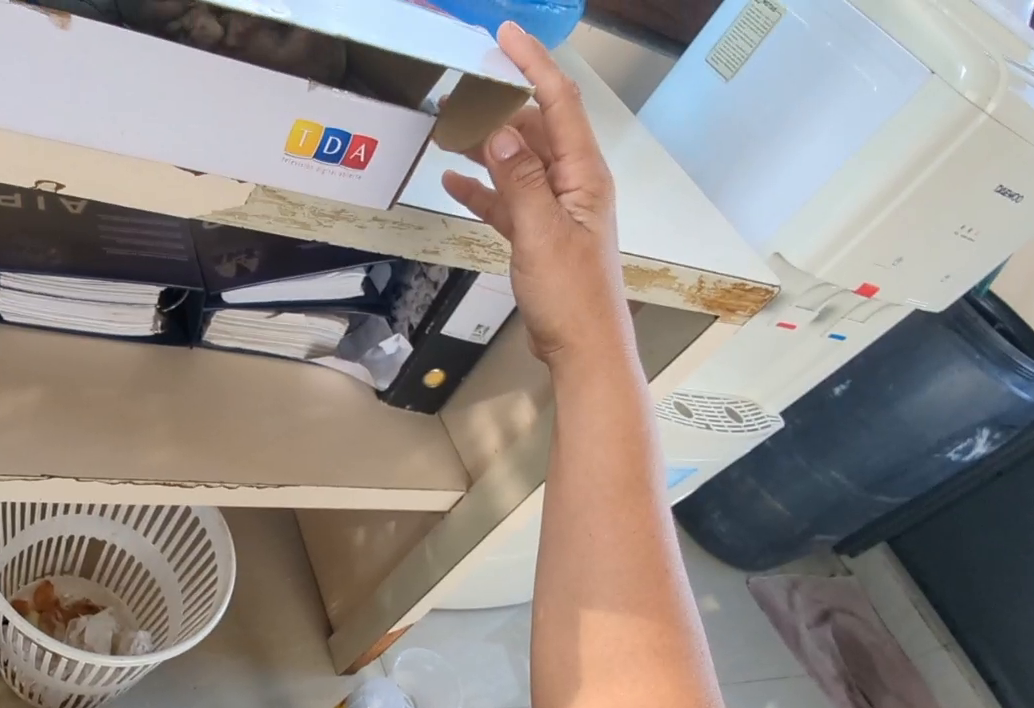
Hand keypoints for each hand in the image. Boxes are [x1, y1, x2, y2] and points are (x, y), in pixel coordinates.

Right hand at [442, 24, 633, 371]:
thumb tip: (502, 133)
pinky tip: (455, 184)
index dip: (534, 66)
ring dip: (487, 149)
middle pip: (536, 130)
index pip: (559, 104)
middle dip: (502, 106)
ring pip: (518, 165)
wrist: (580, 344)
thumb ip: (522, 181)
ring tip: (450, 132)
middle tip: (462, 90)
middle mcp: (572, 184)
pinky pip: (508, 202)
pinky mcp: (537, 236)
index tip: (506, 37)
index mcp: (583, 175)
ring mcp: (554, 211)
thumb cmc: (570, 293)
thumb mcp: (542, 233)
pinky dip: (483, 192)